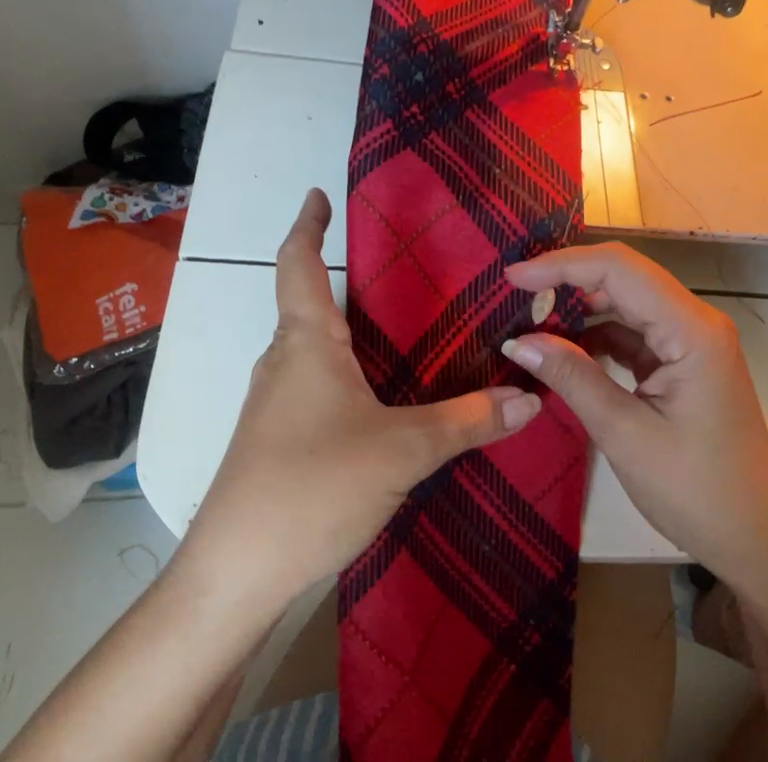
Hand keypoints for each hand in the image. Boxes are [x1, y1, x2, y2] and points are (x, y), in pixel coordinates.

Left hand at [181, 189, 542, 606]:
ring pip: (315, 350)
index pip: (298, 263)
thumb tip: (531, 398)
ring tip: (406, 328)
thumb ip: (468, 422)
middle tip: (404, 267)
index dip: (307, 225)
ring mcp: (275, 404)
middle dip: (346, 280)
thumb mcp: (402, 451)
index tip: (317, 195)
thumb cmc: (313, 486)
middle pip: (310, 305)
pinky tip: (384, 398)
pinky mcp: (278, 441)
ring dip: (349, 332)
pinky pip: (317, 386)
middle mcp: (284, 363)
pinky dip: (349, 374)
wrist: (236, 571)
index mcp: (306, 343)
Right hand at [499, 242, 767, 592]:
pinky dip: (597, 340)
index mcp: (692, 330)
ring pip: (627, 306)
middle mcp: (696, 323)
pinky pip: (634, 336)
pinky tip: (561, 353)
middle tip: (512, 301)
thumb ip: (574, 379)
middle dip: (568, 283)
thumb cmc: (696, 490)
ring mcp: (691, 344)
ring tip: (528, 324)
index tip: (511, 278)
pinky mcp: (683, 366)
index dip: (562, 265)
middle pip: (625, 280)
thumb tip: (519, 340)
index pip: (620, 270)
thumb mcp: (625, 434)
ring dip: (580, 312)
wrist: (755, 538)